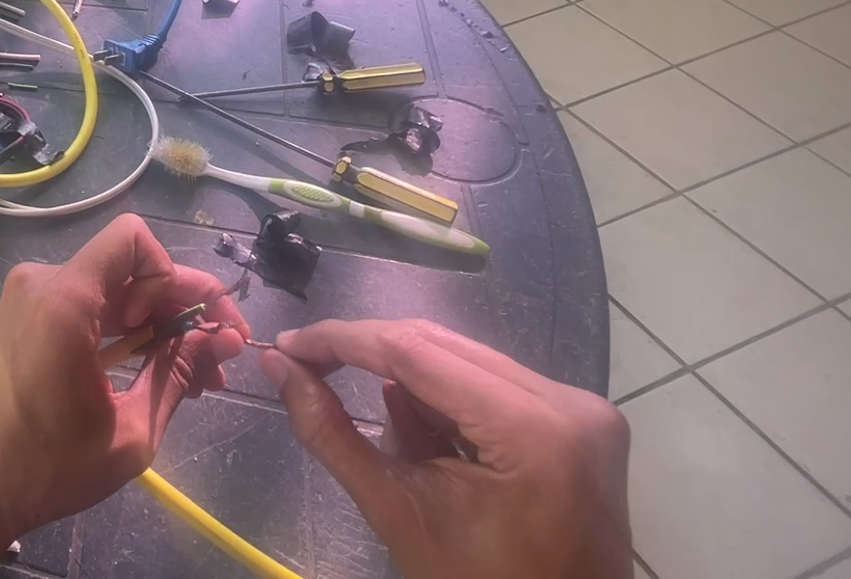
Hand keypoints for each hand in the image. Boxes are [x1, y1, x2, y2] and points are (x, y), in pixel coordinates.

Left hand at [0, 213, 246, 577]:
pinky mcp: (26, 314)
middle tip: (221, 356)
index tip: (189, 327)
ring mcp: (31, 295)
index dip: (173, 275)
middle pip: (130, 268)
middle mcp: (44, 281)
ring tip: (197, 375)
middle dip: (180, 306)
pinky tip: (155, 370)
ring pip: (113, 288)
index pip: (133, 240)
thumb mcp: (129, 432)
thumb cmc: (47, 467)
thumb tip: (218, 340)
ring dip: (157, 324)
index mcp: (65, 298)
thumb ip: (175, 374)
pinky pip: (88, 305)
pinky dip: (124, 330)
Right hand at [263, 319, 630, 578]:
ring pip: (454, 355)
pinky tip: (421, 434)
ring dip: (400, 375)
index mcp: (530, 429)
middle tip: (305, 363)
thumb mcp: (394, 510)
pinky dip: (438, 395)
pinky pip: (481, 377)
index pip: (411, 350)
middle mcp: (565, 402)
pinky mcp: (573, 416)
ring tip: (377, 423)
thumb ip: (327, 430)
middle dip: (364, 351)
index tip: (286, 343)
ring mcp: (576, 407)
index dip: (339, 339)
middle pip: (433, 344)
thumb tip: (274, 363)